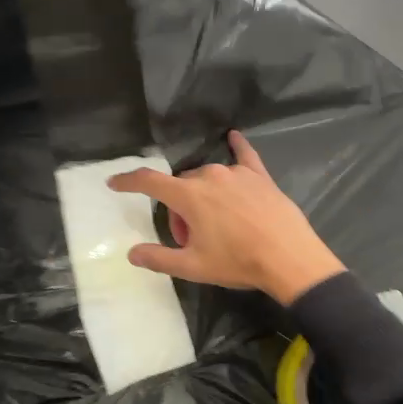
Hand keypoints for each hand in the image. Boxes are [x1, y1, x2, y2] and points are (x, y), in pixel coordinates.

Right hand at [107, 132, 345, 303]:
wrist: (288, 258)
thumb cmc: (237, 262)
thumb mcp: (193, 267)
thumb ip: (159, 258)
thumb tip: (133, 253)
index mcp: (189, 196)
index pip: (149, 182)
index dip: (128, 181)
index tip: (114, 182)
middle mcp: (210, 176)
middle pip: (182, 186)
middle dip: (178, 209)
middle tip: (190, 239)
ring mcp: (237, 173)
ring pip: (208, 179)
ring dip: (203, 197)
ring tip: (216, 227)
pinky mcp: (260, 176)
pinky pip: (244, 156)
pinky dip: (237, 147)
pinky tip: (234, 137)